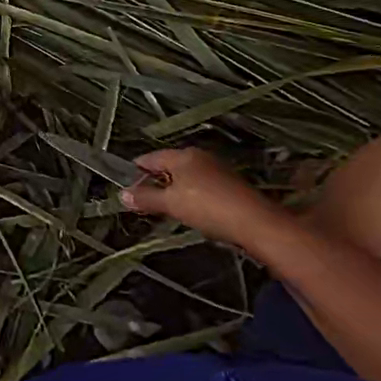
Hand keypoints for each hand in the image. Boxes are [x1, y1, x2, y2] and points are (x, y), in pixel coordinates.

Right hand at [123, 148, 286, 246]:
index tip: (127, 189)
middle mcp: (200, 157)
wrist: (259, 224)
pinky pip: (202, 186)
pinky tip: (193, 211)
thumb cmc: (207, 207)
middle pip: (168, 167)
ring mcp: (218, 170)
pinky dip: (193, 196)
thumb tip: (122, 195)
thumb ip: (145, 198)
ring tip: (168, 208)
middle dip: (156, 182)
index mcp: (182, 155)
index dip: (135, 172)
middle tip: (145, 200)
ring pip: (186, 177)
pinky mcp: (232, 185)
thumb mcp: (170, 204)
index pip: (149, 158)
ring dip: (175, 190)